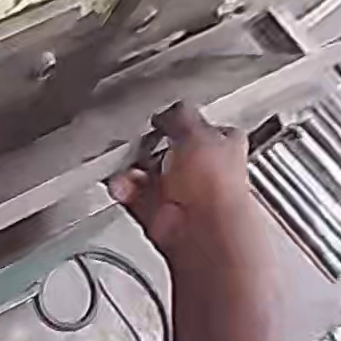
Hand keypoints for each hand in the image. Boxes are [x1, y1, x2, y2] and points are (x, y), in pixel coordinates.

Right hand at [106, 101, 256, 259]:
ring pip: (143, 176)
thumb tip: (164, 113)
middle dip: (144, 150)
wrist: (201, 227)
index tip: (157, 121)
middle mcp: (199, 171)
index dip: (173, 123)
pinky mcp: (155, 214)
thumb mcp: (196, 131)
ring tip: (125, 170)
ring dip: (130, 172)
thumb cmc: (214, 183)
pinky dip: (123, 190)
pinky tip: (120, 185)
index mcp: (220, 145)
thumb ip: (178, 116)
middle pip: (162, 153)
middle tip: (135, 147)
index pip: (193, 128)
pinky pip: (132, 197)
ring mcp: (176, 194)